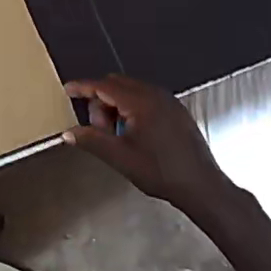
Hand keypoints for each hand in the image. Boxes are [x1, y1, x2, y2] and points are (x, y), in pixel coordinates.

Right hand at [62, 74, 222, 207]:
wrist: (201, 186)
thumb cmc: (161, 172)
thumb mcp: (120, 157)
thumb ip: (91, 140)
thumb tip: (69, 133)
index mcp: (141, 102)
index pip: (104, 86)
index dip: (83, 87)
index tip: (68, 89)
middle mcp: (156, 95)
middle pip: (117, 84)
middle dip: (100, 101)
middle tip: (97, 128)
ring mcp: (169, 101)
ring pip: (131, 91)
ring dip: (116, 105)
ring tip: (115, 134)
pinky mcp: (176, 111)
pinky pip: (146, 98)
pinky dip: (132, 108)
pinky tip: (132, 132)